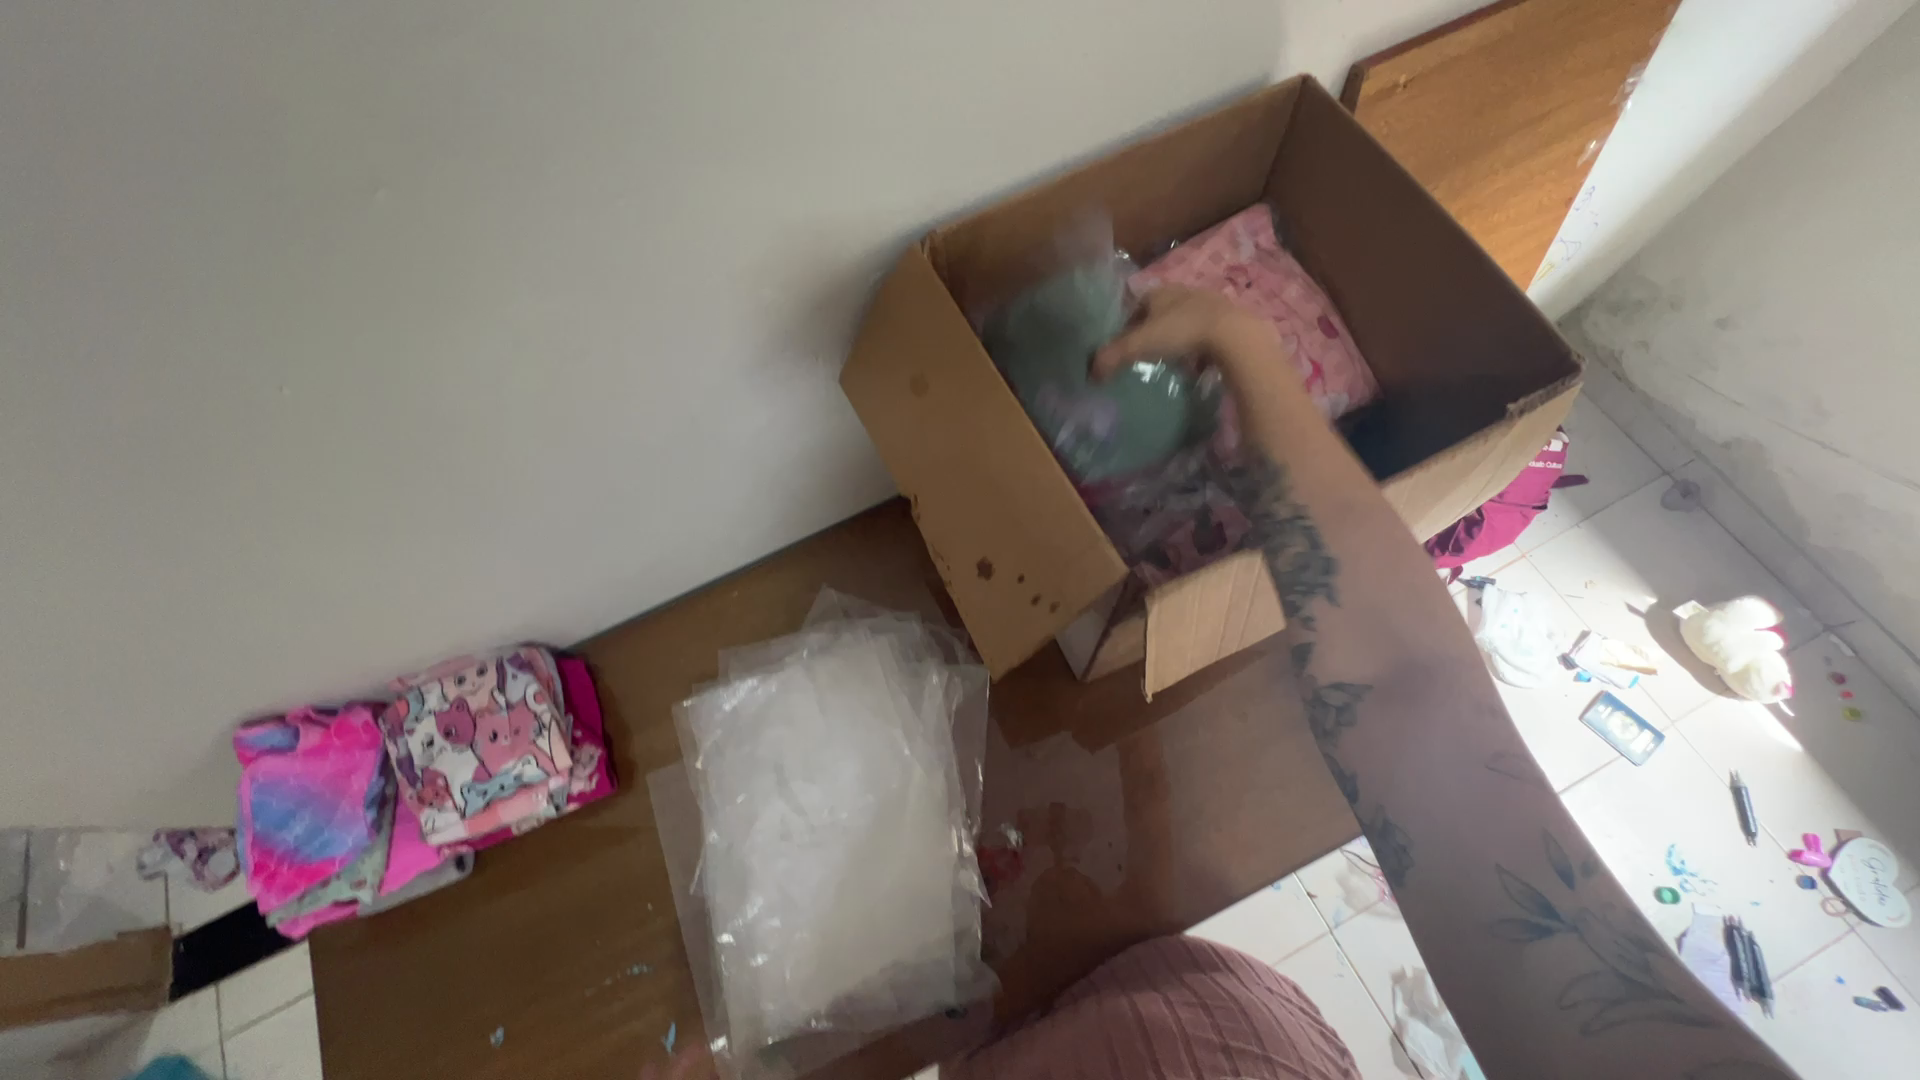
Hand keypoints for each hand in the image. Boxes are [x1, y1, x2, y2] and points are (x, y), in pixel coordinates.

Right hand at [1089, 286, 1262, 380]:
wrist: (1232, 335)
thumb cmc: (1180, 332)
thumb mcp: (1139, 345)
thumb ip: (1112, 357)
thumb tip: (1090, 373)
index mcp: (1159, 292)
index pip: (1134, 306)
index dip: (1126, 326)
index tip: (1124, 347)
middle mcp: (1182, 292)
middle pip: (1158, 313)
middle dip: (1151, 333)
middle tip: (1145, 356)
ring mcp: (1207, 303)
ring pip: (1181, 322)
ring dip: (1174, 339)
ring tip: (1170, 361)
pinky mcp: (1226, 319)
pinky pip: (1203, 332)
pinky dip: (1196, 345)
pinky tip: (1195, 362)